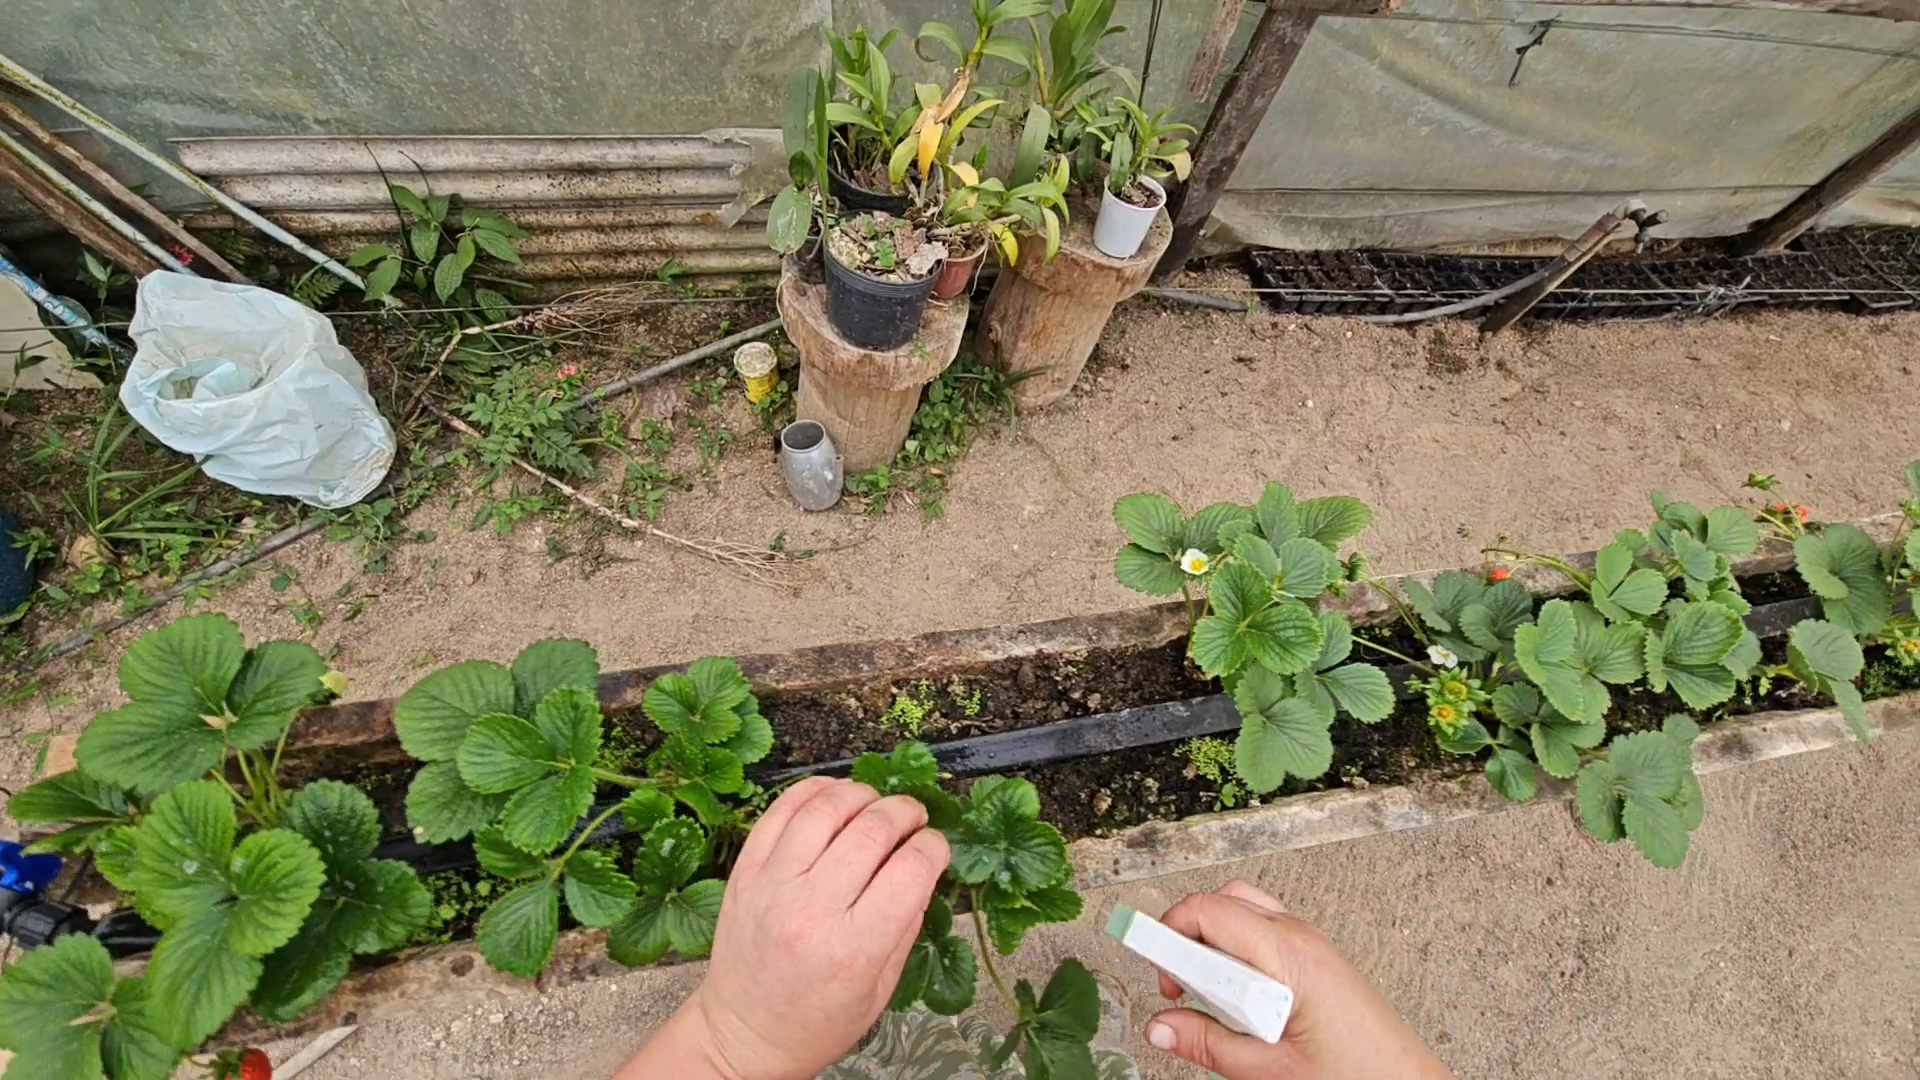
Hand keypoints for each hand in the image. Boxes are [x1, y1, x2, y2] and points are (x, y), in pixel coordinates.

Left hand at [617, 777, 950, 1079]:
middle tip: (914, 817)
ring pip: (827, 808)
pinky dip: (815, 789)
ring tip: (876, 804)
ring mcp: (773, 885)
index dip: (934, 846)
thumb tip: (923, 862)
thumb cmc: (817, 1021)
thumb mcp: (880, 989)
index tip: (936, 846)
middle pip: (873, 830)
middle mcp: (811, 911)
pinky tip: (836, 795)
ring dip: (863, 794)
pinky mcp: (746, 870)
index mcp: (853, 949)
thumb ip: (906, 921)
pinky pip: (782, 809)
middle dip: (906, 812)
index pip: (911, 870)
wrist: (742, 1035)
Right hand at [1143, 881, 1453, 1079]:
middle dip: (1187, 933)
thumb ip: (1207, 1044)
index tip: (1150, 962)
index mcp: (1289, 956)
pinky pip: (1263, 927)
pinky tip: (1238, 990)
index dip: (1169, 933)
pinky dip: (1237, 945)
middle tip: (1179, 985)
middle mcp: (1299, 936)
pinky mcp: (1317, 956)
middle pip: (1222, 900)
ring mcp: (1311, 942)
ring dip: (1213, 936)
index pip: (1209, 912)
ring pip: (1242, 907)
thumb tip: (1158, 1028)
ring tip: (1207, 988)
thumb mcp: (1271, 1073)